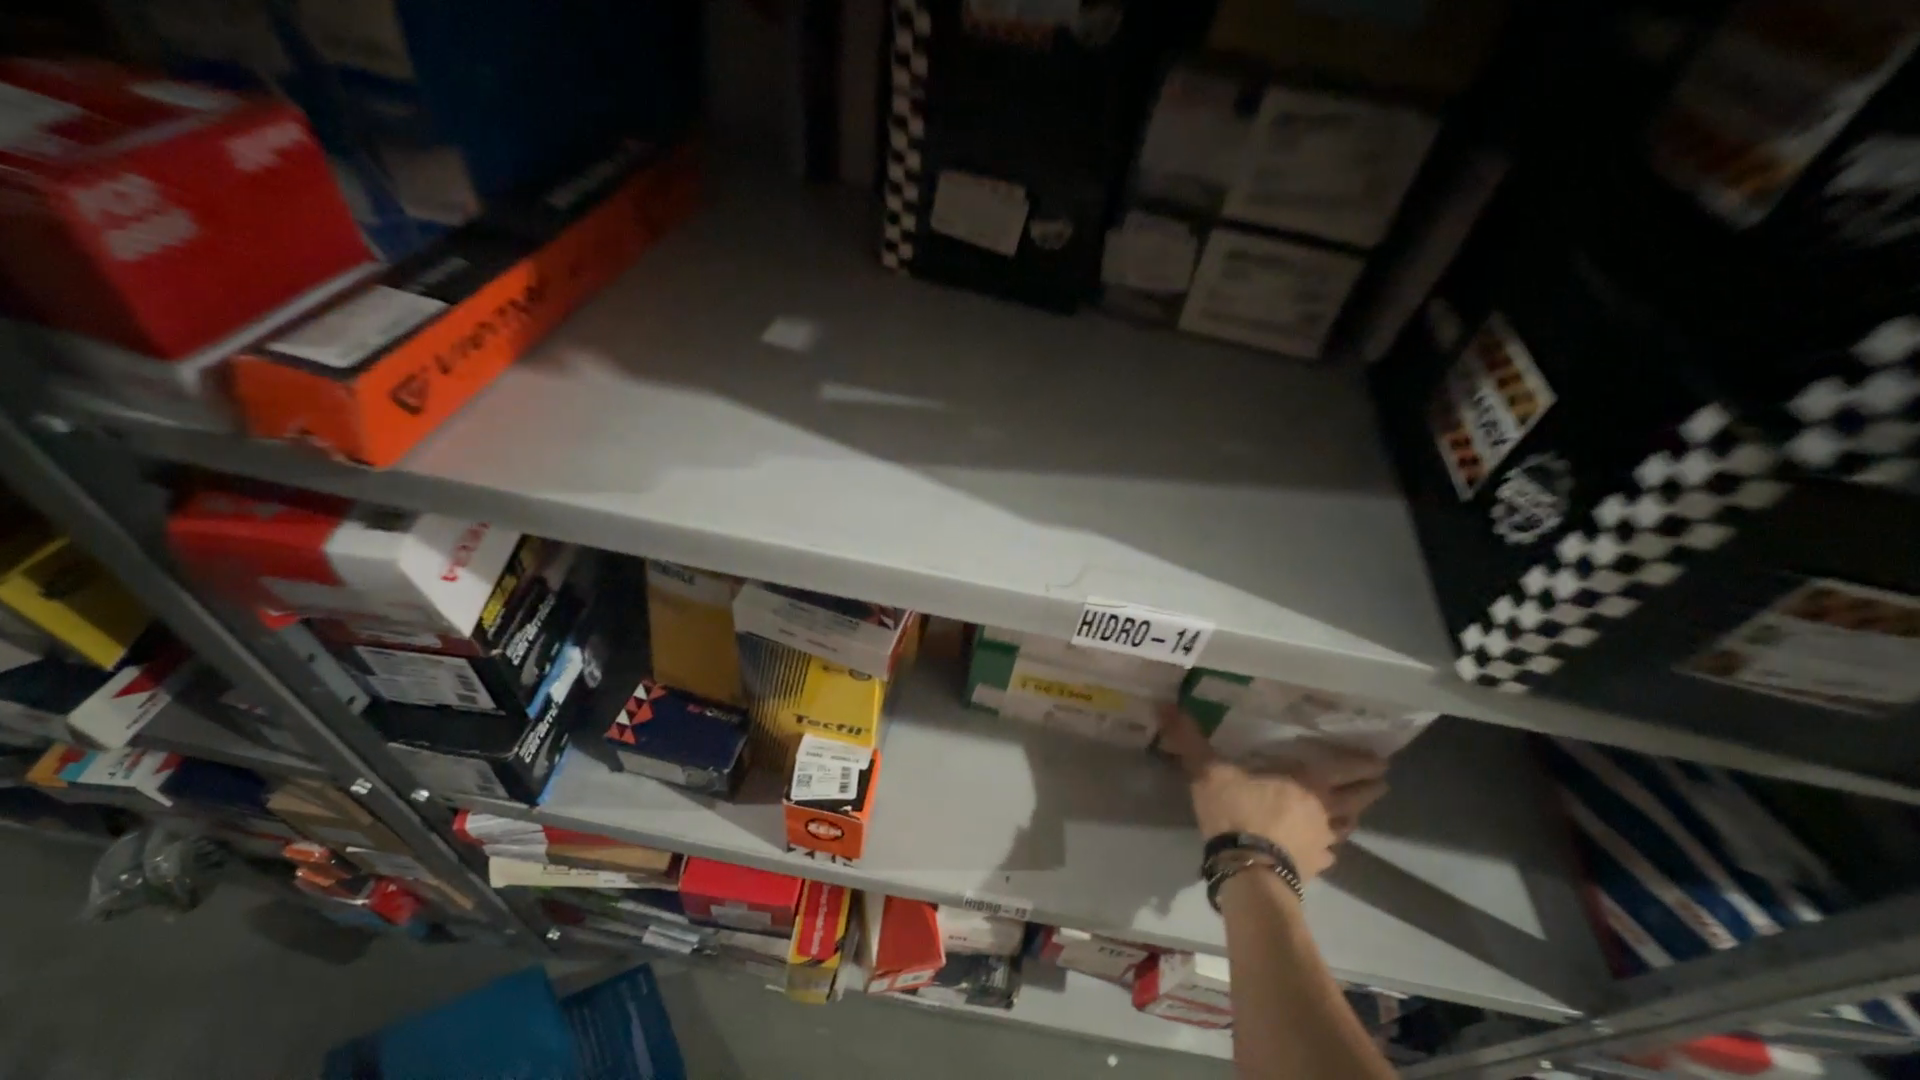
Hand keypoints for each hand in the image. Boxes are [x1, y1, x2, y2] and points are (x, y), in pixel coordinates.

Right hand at [1158, 705, 1389, 883]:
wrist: (1247, 871)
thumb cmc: (1237, 812)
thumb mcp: (1209, 771)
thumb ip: (1190, 739)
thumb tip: (1163, 705)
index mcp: (1308, 780)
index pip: (1348, 767)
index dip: (1366, 763)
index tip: (1382, 760)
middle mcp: (1324, 809)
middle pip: (1358, 798)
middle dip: (1370, 789)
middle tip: (1381, 782)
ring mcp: (1322, 842)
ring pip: (1348, 826)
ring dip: (1353, 818)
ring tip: (1354, 814)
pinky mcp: (1313, 868)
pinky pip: (1328, 854)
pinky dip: (1330, 848)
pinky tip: (1323, 850)